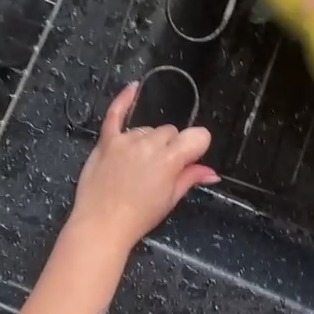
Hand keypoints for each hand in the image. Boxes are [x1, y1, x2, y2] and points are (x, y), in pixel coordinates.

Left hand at [67, 84, 217, 247]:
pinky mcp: (106, 142)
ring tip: (138, 167)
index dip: (196, 147)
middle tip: (159, 172)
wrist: (101, 225)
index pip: (197, 136)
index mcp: (170, 160)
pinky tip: (133, 87)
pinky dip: (124, 99)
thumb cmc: (138, 218)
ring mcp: (125, 140)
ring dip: (148, 141)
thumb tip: (212, 173)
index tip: (189, 160)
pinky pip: (115, 114)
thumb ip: (190, 178)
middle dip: (170, 147)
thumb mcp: (170, 200)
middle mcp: (149, 144)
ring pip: (147, 128)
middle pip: (170, 131)